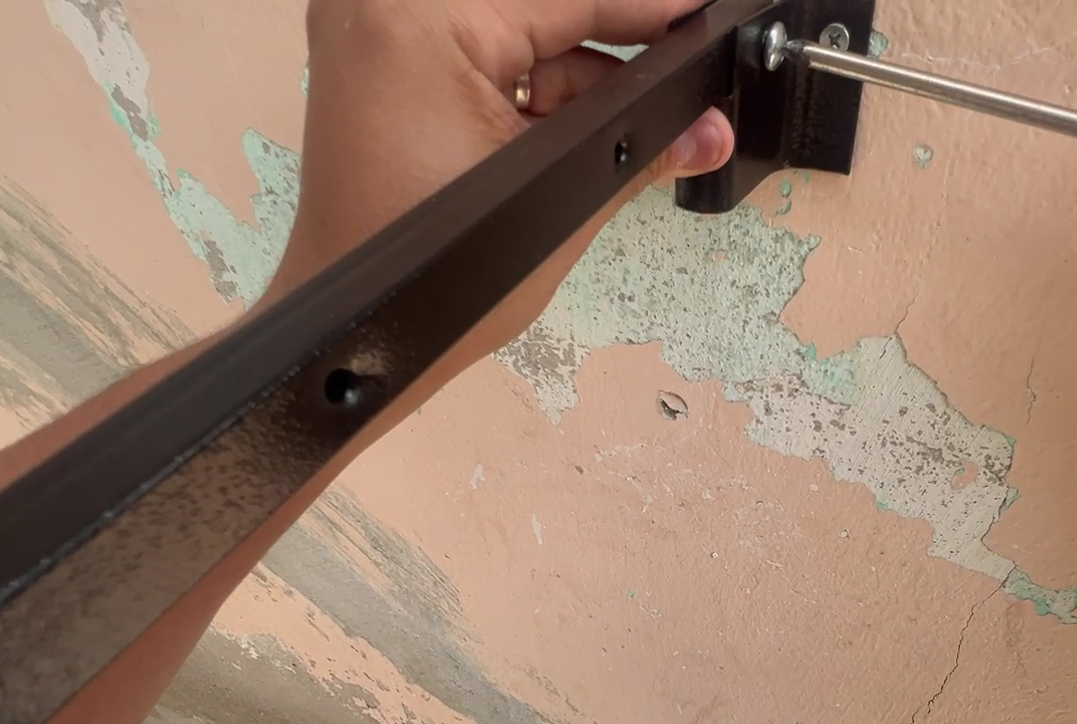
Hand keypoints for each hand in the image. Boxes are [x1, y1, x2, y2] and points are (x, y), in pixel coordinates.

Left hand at [267, 0, 733, 359]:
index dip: (647, 10)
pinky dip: (530, 86)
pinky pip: (476, 52)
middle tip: (671, 79)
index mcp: (420, 20)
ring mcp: (372, 30)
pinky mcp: (378, 66)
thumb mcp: (556, 204)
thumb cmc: (440, 284)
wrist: (367, 336)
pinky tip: (575, 127)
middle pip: (536, 10)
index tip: (699, 17)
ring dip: (572, 76)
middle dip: (610, 50)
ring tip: (628, 128)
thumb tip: (709, 132)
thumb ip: (639, 152)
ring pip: (510, 29)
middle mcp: (383, 3)